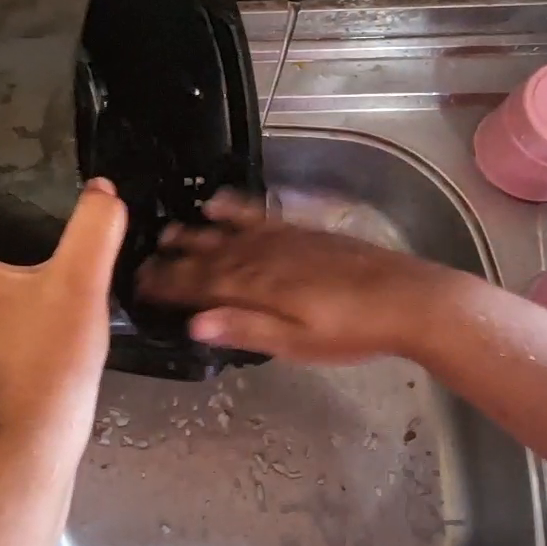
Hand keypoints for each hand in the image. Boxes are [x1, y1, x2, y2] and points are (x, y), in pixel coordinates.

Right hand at [137, 192, 465, 363]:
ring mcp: (281, 239)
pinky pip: (257, 214)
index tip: (138, 283)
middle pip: (207, 255)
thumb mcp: (297, 343)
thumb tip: (194, 322)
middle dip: (172, 259)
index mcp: (256, 286)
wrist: (408, 300)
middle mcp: (261, 255)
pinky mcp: (300, 231)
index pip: (199, 283)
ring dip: (195, 232)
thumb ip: (245, 328)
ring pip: (226, 232)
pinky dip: (234, 207)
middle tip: (142, 259)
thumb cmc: (351, 332)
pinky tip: (218, 202)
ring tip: (168, 230)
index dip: (167, 284)